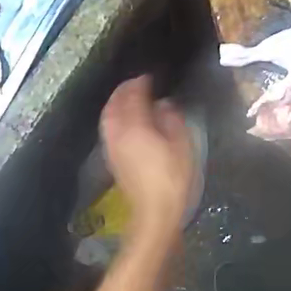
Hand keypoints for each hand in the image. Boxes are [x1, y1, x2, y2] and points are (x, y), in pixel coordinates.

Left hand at [100, 76, 195, 243]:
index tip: (149, 77)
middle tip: (137, 83)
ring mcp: (112, 147)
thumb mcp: (182, 146)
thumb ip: (172, 120)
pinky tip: (124, 120)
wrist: (153, 213)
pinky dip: (113, 117)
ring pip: (108, 116)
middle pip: (115, 104)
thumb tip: (164, 105)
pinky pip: (108, 129)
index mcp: (135, 126)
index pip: (133, 96)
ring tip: (128, 97)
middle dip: (124, 90)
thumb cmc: (172, 180)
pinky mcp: (112, 159)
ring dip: (115, 103)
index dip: (140, 83)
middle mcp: (118, 133)